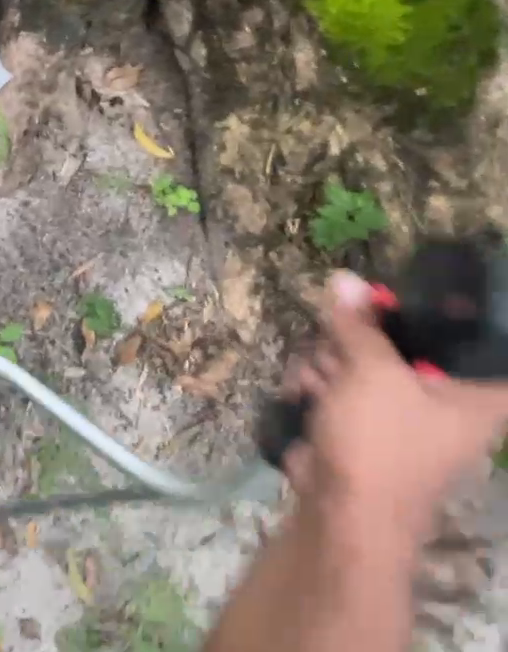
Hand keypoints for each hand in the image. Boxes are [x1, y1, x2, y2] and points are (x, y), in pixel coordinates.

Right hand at [282, 271, 507, 546]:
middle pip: (395, 342)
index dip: (424, 314)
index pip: (465, 335)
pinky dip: (316, 383)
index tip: (383, 304)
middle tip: (336, 353)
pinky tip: (307, 395)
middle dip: (351, 342)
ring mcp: (400, 409)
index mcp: (478, 391)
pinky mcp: (362, 419)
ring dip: (325, 363)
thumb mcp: (369, 373)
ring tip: (318, 383)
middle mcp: (446, 397)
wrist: (345, 505)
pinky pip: (337, 381)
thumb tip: (345, 278)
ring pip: (356, 358)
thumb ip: (358, 326)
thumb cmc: (380, 441)